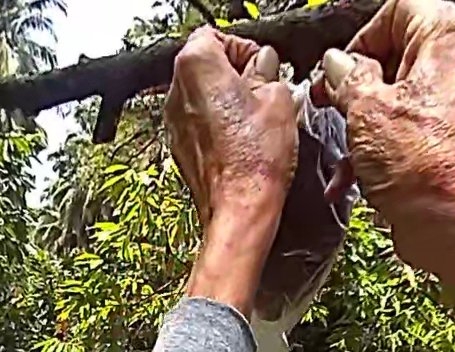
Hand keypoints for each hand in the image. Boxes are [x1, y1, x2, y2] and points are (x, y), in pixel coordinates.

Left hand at [167, 27, 298, 314]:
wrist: (240, 213)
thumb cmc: (255, 161)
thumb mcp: (279, 98)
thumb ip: (268, 71)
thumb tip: (264, 68)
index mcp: (195, 63)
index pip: (221, 37)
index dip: (248, 54)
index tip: (265, 73)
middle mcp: (177, 93)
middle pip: (210, 71)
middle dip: (237, 81)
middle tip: (265, 101)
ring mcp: (176, 127)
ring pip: (207, 103)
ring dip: (231, 109)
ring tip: (256, 130)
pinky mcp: (182, 155)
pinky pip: (203, 132)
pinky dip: (221, 135)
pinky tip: (243, 150)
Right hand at [315, 0, 454, 316]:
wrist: (454, 218)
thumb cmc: (427, 162)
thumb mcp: (366, 109)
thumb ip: (346, 79)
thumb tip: (336, 67)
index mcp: (443, 32)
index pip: (393, 12)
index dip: (358, 42)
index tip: (335, 73)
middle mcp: (450, 66)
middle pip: (389, 64)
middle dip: (353, 96)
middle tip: (330, 110)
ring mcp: (444, 111)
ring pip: (388, 109)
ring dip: (356, 136)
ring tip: (340, 157)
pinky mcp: (436, 150)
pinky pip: (397, 142)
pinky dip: (372, 159)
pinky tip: (350, 181)